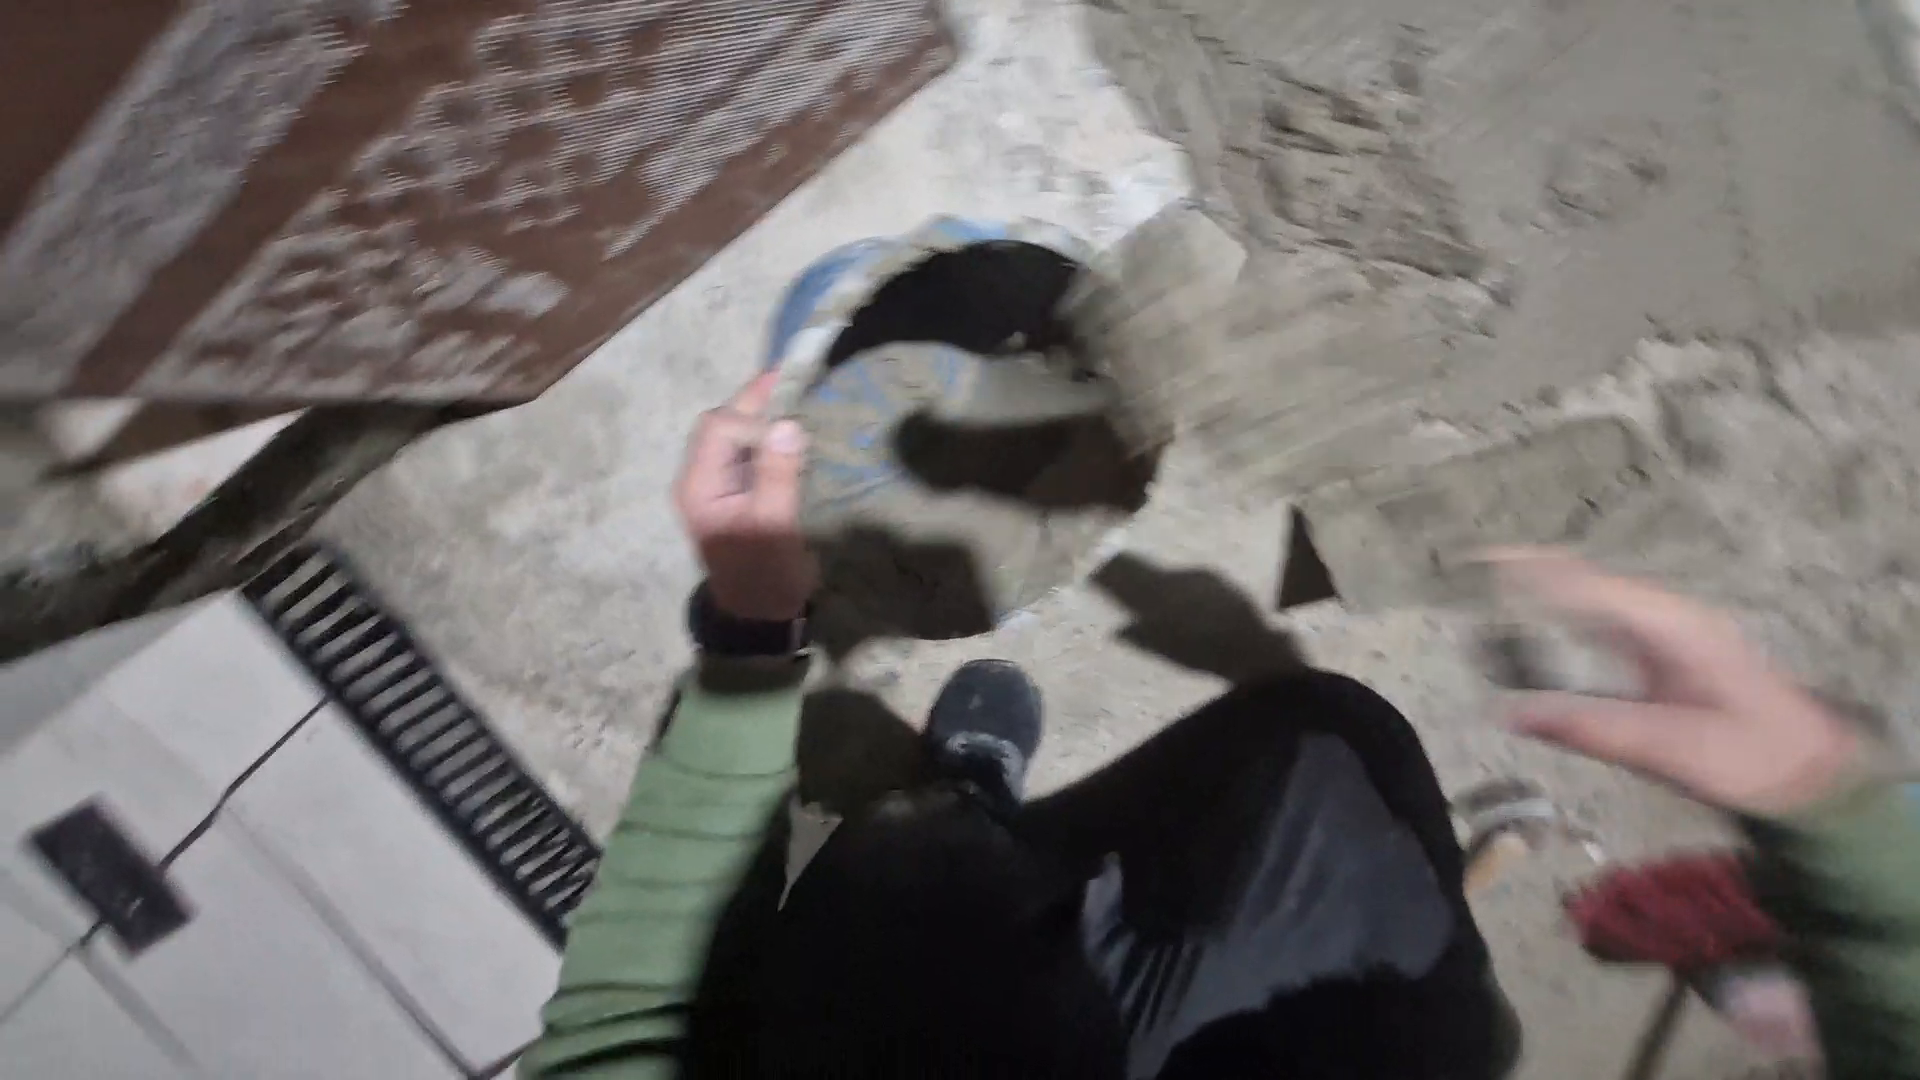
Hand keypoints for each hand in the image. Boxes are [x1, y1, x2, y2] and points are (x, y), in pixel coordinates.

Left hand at [674, 373, 816, 620]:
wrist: (761, 617)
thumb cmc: (765, 577)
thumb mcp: (774, 528)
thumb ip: (778, 475)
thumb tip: (787, 424)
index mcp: (700, 486)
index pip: (720, 429)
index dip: (755, 415)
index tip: (795, 418)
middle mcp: (703, 479)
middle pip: (724, 425)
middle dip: (758, 403)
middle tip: (799, 383)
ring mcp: (720, 486)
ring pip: (737, 436)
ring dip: (766, 417)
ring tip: (802, 402)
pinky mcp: (740, 493)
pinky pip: (751, 453)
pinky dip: (773, 438)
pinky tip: (799, 433)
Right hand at [1491, 549, 1860, 816]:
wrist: (1816, 780)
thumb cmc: (1750, 760)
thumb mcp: (1669, 749)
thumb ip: (1588, 727)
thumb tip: (1505, 712)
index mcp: (1671, 629)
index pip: (1588, 586)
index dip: (1535, 569)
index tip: (1485, 555)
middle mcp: (1665, 619)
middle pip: (1585, 582)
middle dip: (1529, 572)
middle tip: (1473, 567)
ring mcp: (1664, 633)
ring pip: (1590, 598)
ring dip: (1540, 590)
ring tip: (1489, 584)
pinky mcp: (1658, 651)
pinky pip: (1596, 619)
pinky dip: (1557, 612)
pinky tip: (1531, 620)